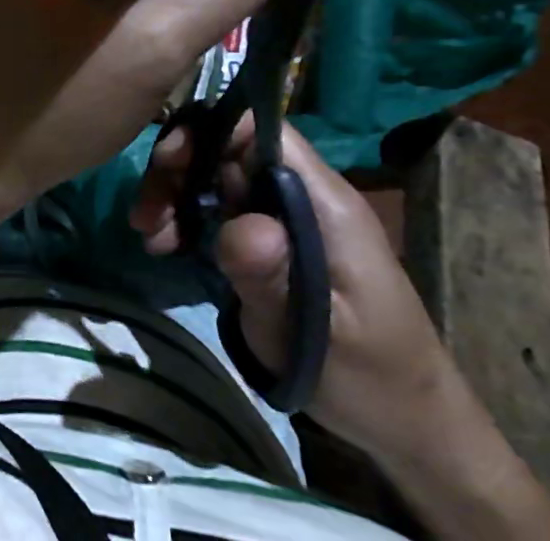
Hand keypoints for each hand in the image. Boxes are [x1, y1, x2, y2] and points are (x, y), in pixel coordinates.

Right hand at [131, 118, 456, 461]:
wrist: (404, 419)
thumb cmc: (371, 373)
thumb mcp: (319, 332)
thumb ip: (276, 277)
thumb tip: (238, 225)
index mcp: (322, 200)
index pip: (260, 129)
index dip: (210, 131)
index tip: (169, 164)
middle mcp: (300, 197)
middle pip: (228, 151)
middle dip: (179, 169)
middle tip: (146, 216)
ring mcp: (284, 219)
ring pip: (217, 180)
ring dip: (176, 197)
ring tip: (152, 239)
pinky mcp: (270, 244)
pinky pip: (220, 212)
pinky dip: (187, 221)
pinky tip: (168, 248)